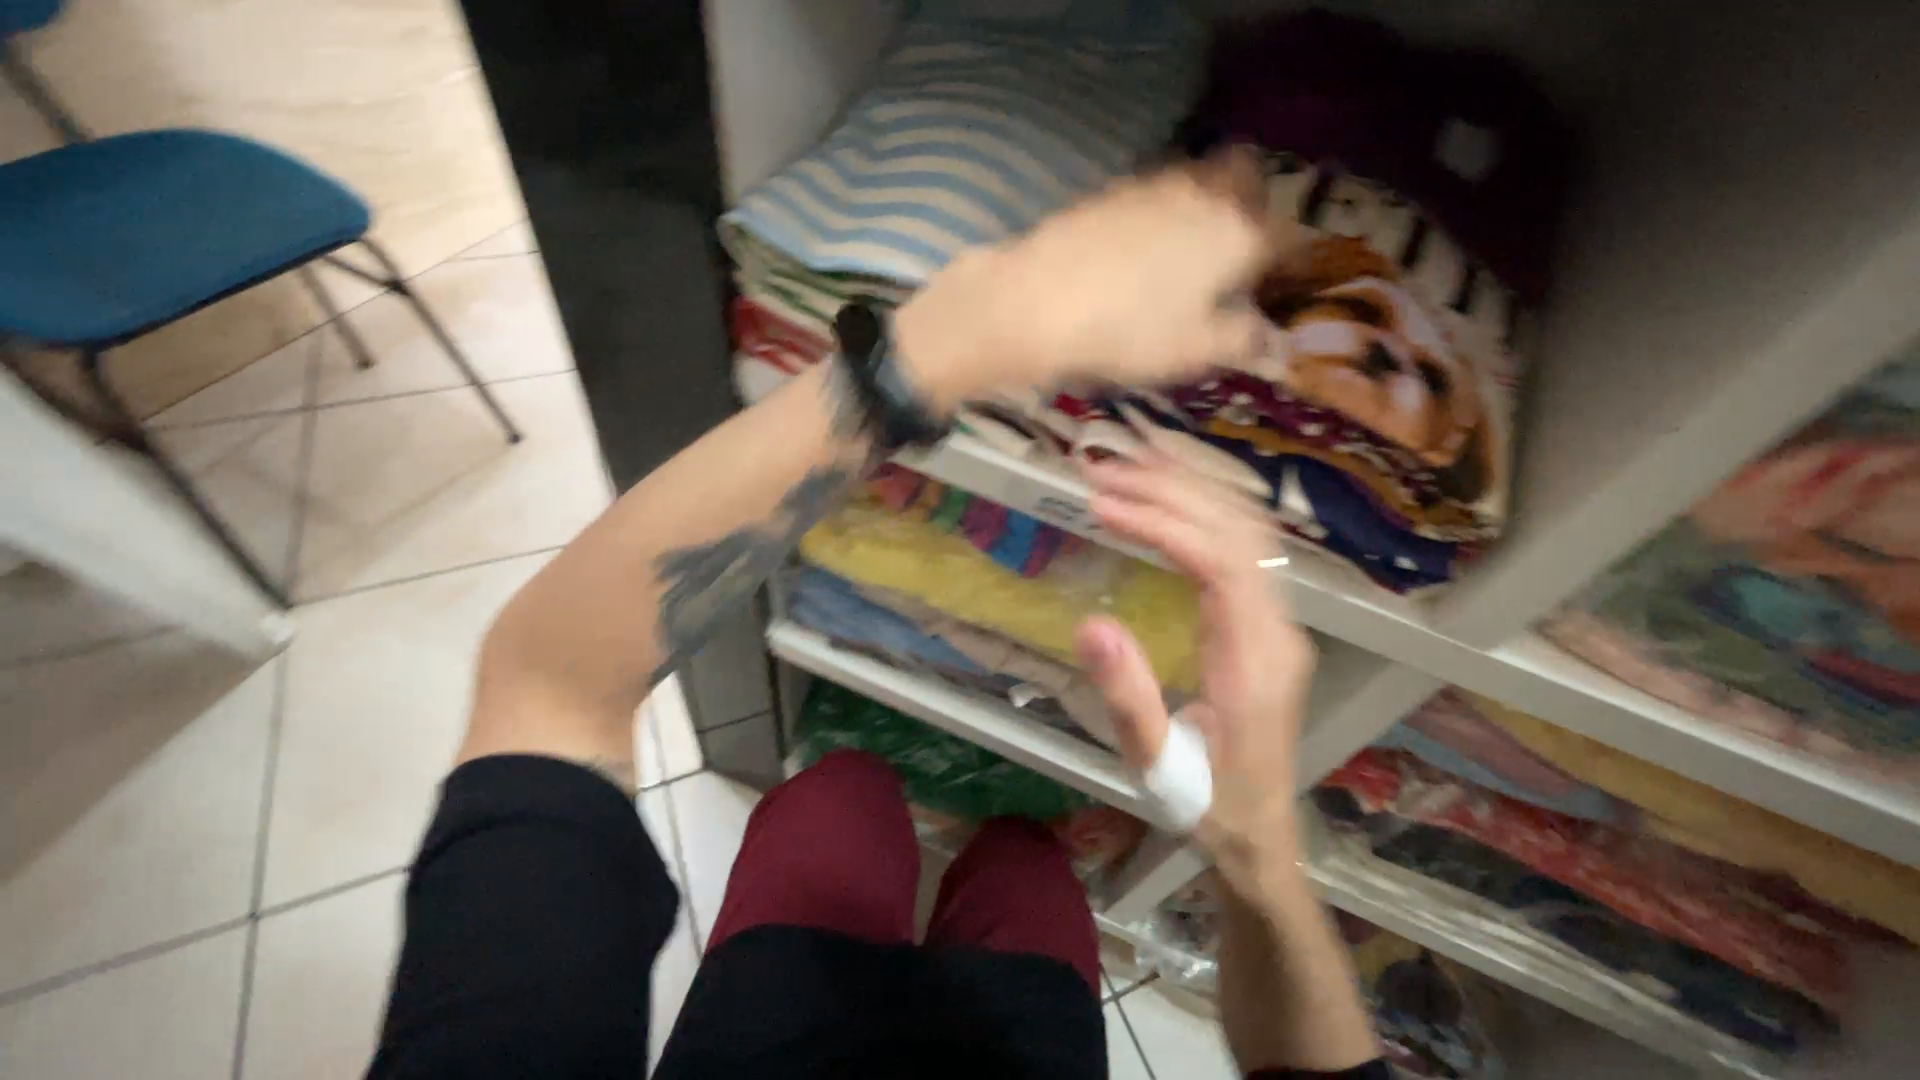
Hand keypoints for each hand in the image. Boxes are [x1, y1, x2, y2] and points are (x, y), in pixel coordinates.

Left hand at [895, 148, 1273, 412]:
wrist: (1034, 302)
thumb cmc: (1127, 332)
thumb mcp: (1194, 350)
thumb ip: (1242, 339)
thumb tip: (1272, 339)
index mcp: (1238, 232)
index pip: (1286, 234)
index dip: (1288, 257)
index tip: (1280, 278)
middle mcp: (1204, 195)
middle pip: (1246, 179)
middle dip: (1251, 203)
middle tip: (1238, 241)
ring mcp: (1154, 185)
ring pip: (1199, 178)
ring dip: (1206, 201)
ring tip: (1190, 245)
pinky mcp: (1111, 190)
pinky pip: (1156, 191)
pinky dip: (1162, 209)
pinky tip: (1141, 245)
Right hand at [1074, 457, 1315, 905]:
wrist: (1260, 836)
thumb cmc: (1206, 807)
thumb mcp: (1159, 768)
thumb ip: (1130, 700)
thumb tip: (1090, 623)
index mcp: (1256, 662)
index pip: (1220, 563)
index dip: (1163, 523)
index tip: (1103, 505)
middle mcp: (1279, 629)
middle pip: (1239, 532)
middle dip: (1172, 489)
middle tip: (1104, 468)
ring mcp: (1279, 623)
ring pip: (1248, 531)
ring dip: (1191, 489)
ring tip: (1131, 461)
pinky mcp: (1267, 624)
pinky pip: (1243, 549)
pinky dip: (1204, 511)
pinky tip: (1168, 496)